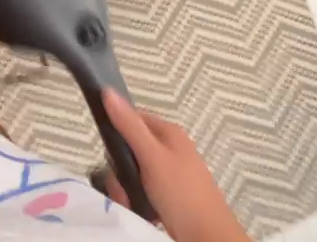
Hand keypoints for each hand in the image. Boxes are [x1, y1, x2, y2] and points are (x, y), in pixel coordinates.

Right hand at [101, 89, 249, 241]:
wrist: (209, 238)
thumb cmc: (181, 193)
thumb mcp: (152, 157)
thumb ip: (129, 126)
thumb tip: (107, 90)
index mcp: (169, 132)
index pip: (134, 119)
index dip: (118, 132)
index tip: (110, 154)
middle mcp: (171, 149)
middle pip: (132, 148)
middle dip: (121, 169)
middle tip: (122, 187)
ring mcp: (173, 174)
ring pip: (137, 173)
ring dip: (128, 188)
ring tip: (131, 202)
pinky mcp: (172, 196)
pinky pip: (146, 191)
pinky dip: (139, 200)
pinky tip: (141, 211)